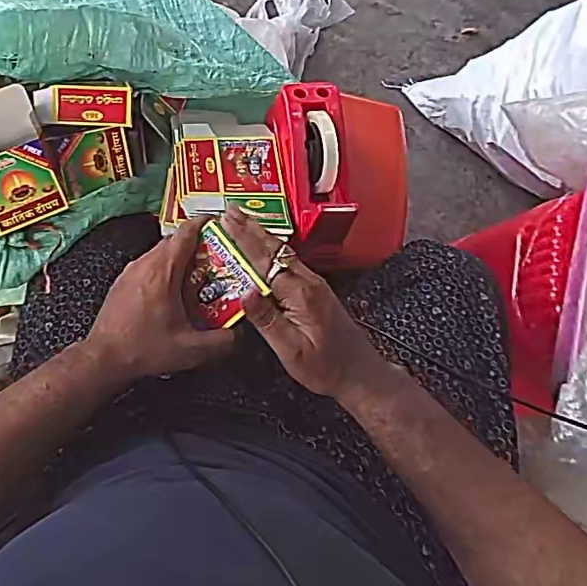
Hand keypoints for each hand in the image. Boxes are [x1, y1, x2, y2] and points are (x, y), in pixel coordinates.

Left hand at [79, 216, 238, 381]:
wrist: (104, 357)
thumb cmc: (143, 349)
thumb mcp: (191, 349)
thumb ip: (222, 341)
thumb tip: (236, 334)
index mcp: (162, 271)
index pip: (186, 233)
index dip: (205, 225)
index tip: (220, 226)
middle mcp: (144, 265)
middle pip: (174, 242)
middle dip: (197, 247)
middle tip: (217, 260)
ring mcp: (130, 272)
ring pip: (160, 254)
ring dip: (179, 260)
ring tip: (197, 279)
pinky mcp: (122, 282)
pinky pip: (147, 266)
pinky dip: (163, 271)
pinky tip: (172, 294)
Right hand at [218, 209, 412, 401]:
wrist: (360, 374)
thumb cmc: (326, 368)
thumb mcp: (291, 351)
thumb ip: (267, 320)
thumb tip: (244, 292)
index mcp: (300, 295)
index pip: (264, 261)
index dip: (243, 240)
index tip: (226, 223)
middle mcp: (309, 283)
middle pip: (274, 249)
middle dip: (249, 228)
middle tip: (230, 211)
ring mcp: (314, 284)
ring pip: (282, 253)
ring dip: (260, 235)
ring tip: (241, 220)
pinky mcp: (314, 290)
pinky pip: (288, 262)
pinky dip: (270, 250)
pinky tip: (263, 246)